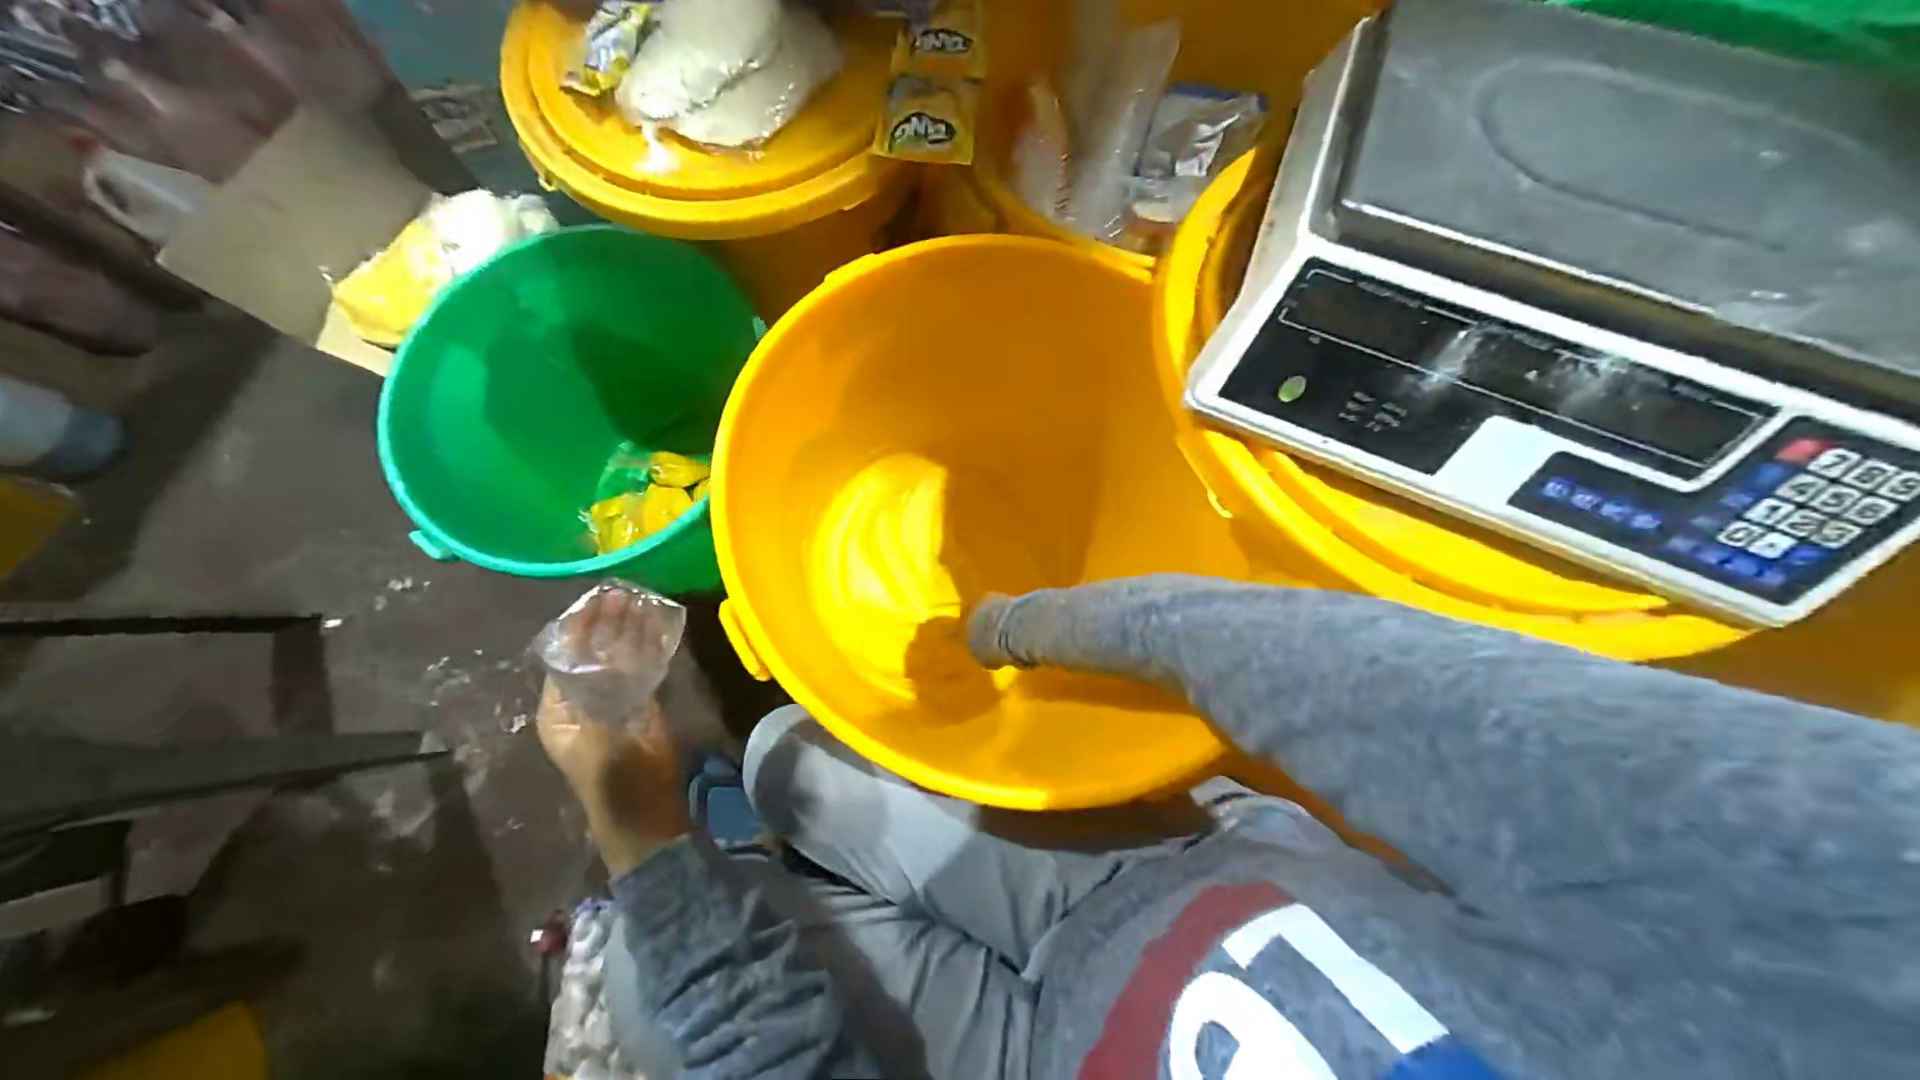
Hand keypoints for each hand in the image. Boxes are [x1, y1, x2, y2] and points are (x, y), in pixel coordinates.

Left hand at [536, 593, 689, 874]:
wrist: (647, 815)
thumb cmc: (611, 783)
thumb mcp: (598, 740)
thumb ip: (601, 696)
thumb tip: (611, 653)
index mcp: (558, 709)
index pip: (563, 657)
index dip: (578, 628)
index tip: (596, 601)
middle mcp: (583, 699)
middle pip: (593, 652)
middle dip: (607, 623)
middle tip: (624, 594)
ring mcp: (614, 700)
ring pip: (620, 656)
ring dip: (629, 629)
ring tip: (642, 600)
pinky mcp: (643, 703)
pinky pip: (644, 667)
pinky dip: (650, 646)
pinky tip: (659, 625)